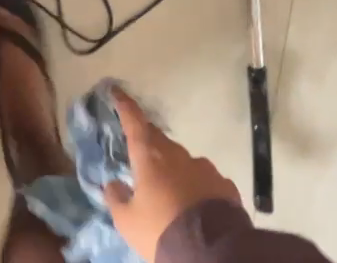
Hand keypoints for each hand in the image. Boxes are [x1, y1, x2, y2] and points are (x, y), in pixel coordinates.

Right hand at [104, 89, 242, 261]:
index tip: (117, 90)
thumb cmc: (162, 230)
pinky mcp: (224, 185)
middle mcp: (176, 154)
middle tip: (142, 159)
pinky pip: (206, 181)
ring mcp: (204, 168)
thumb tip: (113, 184)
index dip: (124, 105)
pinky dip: (198, 188)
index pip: (133, 121)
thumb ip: (116, 198)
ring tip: (172, 196)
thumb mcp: (127, 222)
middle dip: (149, 144)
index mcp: (149, 156)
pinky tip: (197, 207)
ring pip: (184, 161)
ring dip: (175, 171)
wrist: (213, 252)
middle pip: (158, 139)